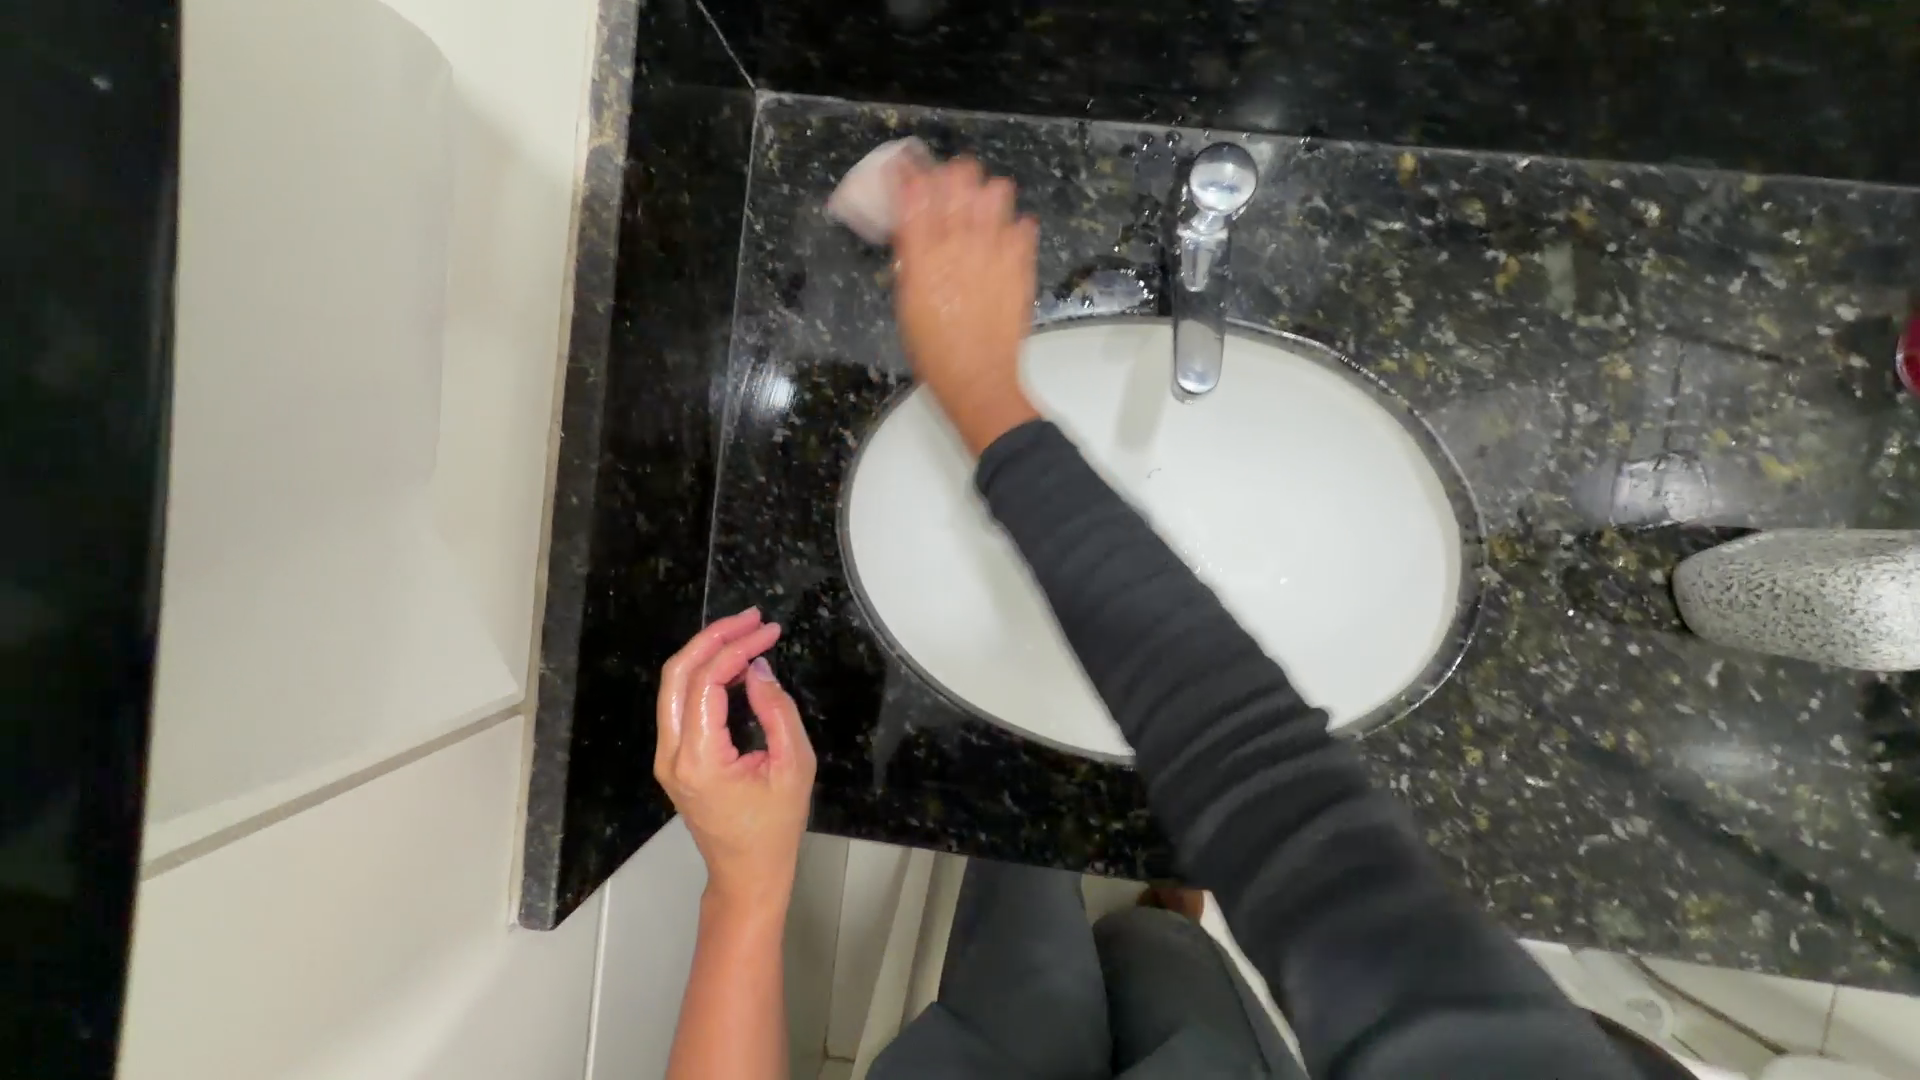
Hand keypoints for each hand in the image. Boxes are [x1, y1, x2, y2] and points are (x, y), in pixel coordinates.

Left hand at [655, 608, 816, 916]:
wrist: (747, 872)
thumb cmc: (776, 826)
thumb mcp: (794, 766)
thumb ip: (778, 711)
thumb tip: (759, 668)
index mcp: (699, 758)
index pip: (708, 682)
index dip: (738, 648)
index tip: (770, 631)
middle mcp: (671, 754)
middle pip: (677, 675)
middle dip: (713, 638)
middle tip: (751, 619)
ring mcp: (666, 757)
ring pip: (673, 686)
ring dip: (706, 652)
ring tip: (744, 631)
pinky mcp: (674, 758)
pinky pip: (681, 703)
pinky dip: (704, 675)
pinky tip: (734, 664)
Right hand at [894, 158, 1042, 454]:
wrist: (977, 377)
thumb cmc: (934, 350)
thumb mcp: (907, 301)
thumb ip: (912, 257)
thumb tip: (914, 230)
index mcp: (923, 252)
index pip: (914, 188)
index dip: (909, 171)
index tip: (906, 168)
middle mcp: (959, 241)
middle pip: (959, 175)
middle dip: (952, 176)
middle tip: (949, 192)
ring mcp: (995, 249)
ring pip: (997, 190)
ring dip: (986, 195)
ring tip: (981, 214)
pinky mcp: (1022, 263)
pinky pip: (1024, 225)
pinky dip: (1014, 228)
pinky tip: (1005, 243)